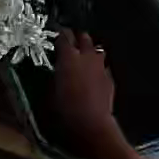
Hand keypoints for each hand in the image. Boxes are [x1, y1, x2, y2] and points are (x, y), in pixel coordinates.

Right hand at [54, 29, 119, 153]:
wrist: (91, 125)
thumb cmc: (64, 109)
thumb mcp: (49, 91)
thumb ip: (53, 75)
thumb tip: (54, 69)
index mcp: (68, 57)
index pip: (63, 36)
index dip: (59, 33)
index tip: (55, 33)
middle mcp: (86, 57)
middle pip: (84, 37)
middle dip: (77, 37)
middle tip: (70, 40)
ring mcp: (100, 67)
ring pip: (96, 50)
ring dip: (89, 50)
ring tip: (83, 55)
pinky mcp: (109, 79)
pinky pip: (103, 66)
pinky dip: (97, 67)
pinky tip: (93, 74)